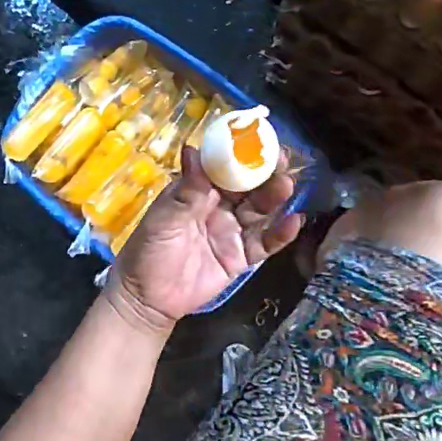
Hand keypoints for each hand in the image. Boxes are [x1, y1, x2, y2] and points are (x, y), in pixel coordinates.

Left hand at [105, 147, 303, 333]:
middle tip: (283, 161)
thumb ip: (187, 190)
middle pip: (247, 187)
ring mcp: (232, 231)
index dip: (241, 155)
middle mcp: (218, 207)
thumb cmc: (149, 251)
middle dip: (265, 173)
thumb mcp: (164, 219)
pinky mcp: (241, 257)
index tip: (259, 141)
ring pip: (259, 211)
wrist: (148, 299)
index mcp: (196, 192)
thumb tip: (193, 149)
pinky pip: (264, 243)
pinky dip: (279, 234)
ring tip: (287, 185)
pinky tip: (293, 222)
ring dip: (274, 198)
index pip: (223, 168)